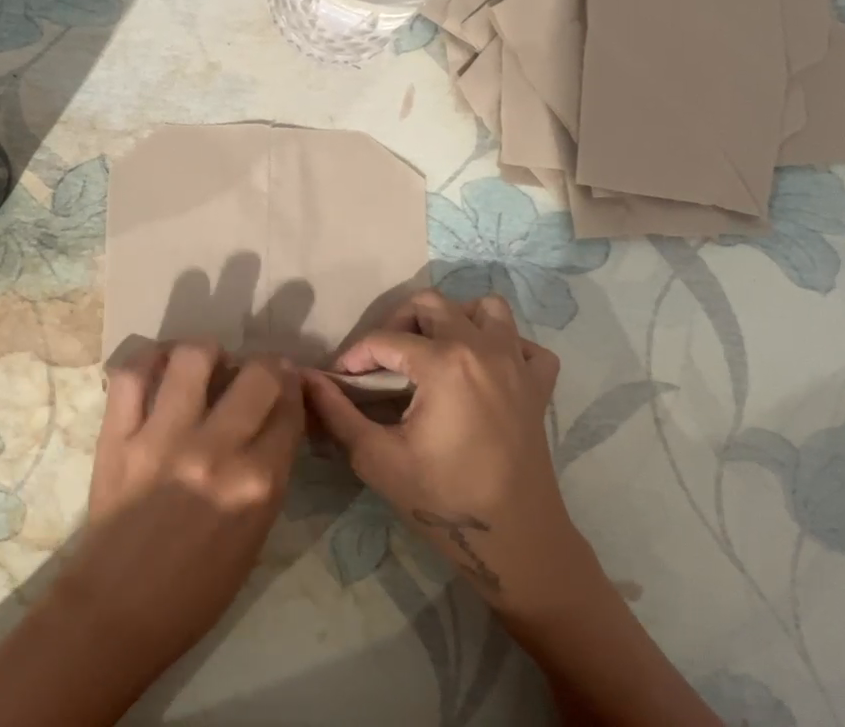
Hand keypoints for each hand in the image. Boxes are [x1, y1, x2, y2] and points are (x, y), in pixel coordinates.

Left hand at [64, 341, 303, 668]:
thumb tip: (274, 422)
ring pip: (193, 357)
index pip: (290, 410)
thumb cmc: (196, 589)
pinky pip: (130, 374)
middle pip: (257, 375)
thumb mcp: (255, 536)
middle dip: (266, 365)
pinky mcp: (117, 435)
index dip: (293, 390)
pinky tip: (159, 366)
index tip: (287, 385)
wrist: (119, 610)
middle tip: (255, 372)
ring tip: (206, 363)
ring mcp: (162, 438)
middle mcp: (215, 451)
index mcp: (258, 485)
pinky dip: (147, 360)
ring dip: (208, 352)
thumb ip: (268, 474)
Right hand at [303, 290, 586, 612]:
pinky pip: (526, 345)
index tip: (338, 380)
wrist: (515, 540)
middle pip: (431, 304)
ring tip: (433, 351)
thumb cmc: (440, 498)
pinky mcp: (539, 387)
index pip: (384, 339)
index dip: (353, 356)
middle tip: (380, 361)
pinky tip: (483, 371)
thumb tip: (305, 380)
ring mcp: (518, 364)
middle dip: (396, 324)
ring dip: (455, 319)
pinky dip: (504, 346)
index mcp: (443, 363)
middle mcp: (483, 349)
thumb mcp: (375, 457)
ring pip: (487, 309)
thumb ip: (335, 412)